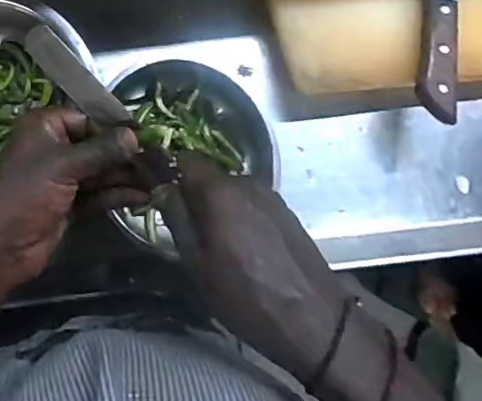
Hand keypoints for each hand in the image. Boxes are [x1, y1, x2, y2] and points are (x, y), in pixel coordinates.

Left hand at [0, 108, 141, 292]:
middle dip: (125, 154)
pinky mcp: (69, 203)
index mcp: (44, 126)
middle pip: (96, 146)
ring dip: (126, 176)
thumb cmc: (27, 192)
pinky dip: (118, 194)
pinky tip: (144, 197)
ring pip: (99, 171)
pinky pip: (98, 193)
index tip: (145, 134)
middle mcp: (53, 147)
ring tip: (159, 178)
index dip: (113, 128)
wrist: (2, 245)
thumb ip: (101, 150)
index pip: (85, 119)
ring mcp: (61, 177)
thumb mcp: (64, 165)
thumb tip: (134, 135)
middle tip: (159, 159)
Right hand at [157, 153, 350, 378]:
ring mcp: (270, 194)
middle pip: (209, 174)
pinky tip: (247, 247)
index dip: (171, 173)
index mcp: (219, 190)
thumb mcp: (198, 265)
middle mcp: (245, 181)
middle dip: (196, 194)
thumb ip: (177, 219)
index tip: (165, 196)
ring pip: (231, 189)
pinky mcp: (286, 210)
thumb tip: (164, 189)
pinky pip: (252, 202)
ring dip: (220, 206)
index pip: (185, 159)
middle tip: (191, 228)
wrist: (318, 322)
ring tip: (221, 243)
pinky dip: (242, 214)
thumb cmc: (247, 296)